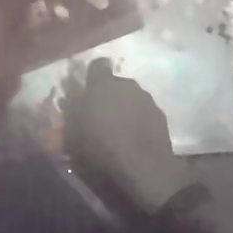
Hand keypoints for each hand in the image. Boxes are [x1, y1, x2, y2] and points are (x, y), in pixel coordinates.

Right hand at [63, 59, 189, 211]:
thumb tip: (72, 95)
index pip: (97, 65)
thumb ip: (71, 110)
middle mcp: (126, 85)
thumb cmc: (100, 150)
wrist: (143, 168)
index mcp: (102, 85)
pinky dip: (139, 118)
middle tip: (101, 114)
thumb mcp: (73, 133)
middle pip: (116, 83)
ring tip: (119, 128)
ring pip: (131, 97)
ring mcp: (146, 98)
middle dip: (108, 94)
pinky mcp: (160, 114)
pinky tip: (135, 136)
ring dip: (125, 106)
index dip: (92, 75)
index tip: (88, 89)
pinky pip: (144, 110)